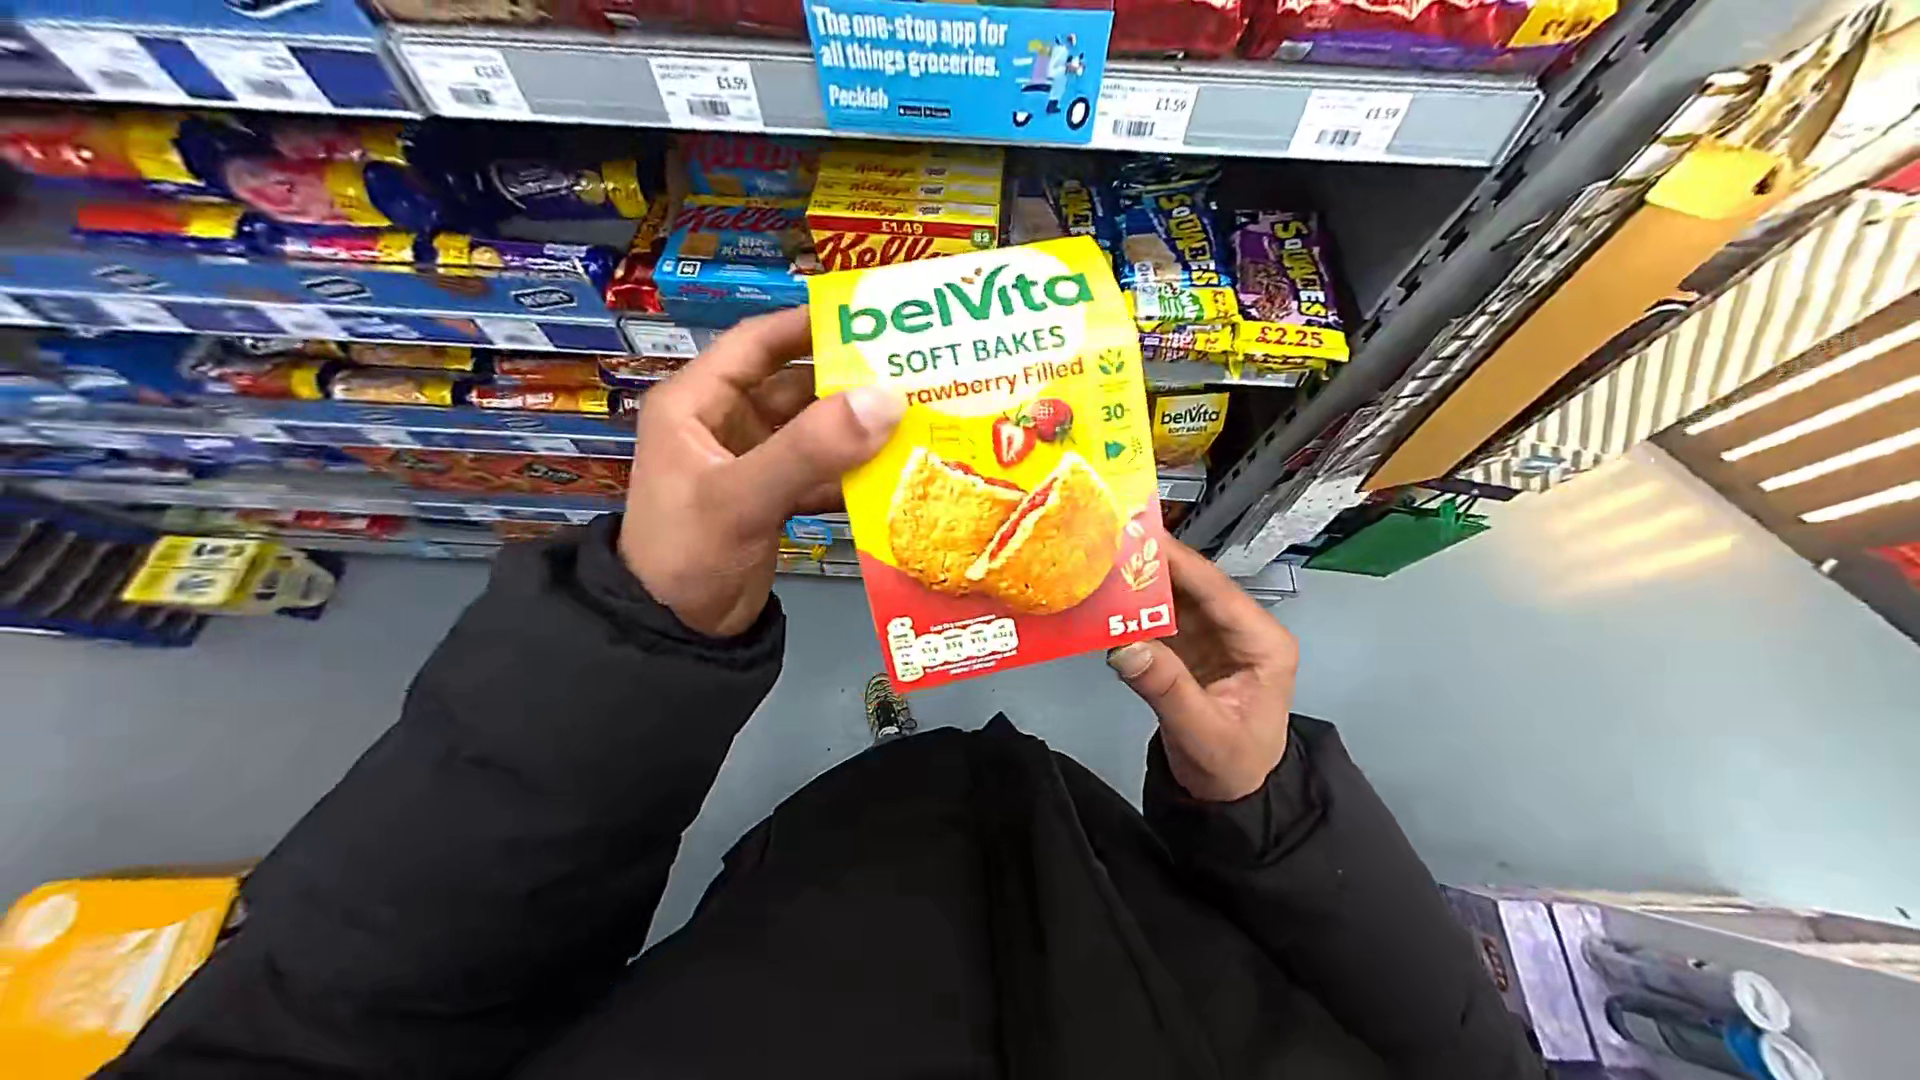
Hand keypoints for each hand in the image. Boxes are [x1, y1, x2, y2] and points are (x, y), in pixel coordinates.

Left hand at [619, 307, 904, 636]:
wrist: (674, 632)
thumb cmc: (688, 552)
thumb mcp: (741, 496)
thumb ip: (809, 449)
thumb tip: (887, 399)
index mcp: (698, 403)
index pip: (757, 343)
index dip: (809, 324)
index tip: (870, 318)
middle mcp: (727, 425)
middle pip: (797, 388)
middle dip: (849, 384)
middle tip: (913, 374)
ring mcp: (753, 464)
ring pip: (814, 434)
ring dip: (857, 432)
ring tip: (917, 420)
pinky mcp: (774, 500)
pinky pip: (820, 474)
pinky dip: (852, 475)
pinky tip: (894, 476)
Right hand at [1107, 538, 1298, 801]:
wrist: (1229, 794)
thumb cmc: (1232, 765)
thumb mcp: (1203, 733)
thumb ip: (1166, 689)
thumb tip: (1123, 647)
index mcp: (1262, 643)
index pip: (1218, 591)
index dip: (1179, 563)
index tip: (1140, 538)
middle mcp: (1237, 628)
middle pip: (1193, 586)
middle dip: (1152, 566)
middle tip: (1107, 544)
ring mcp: (1210, 634)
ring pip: (1171, 597)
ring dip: (1137, 583)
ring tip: (1097, 563)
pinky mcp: (1185, 645)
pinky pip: (1155, 617)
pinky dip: (1130, 609)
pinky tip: (1102, 598)